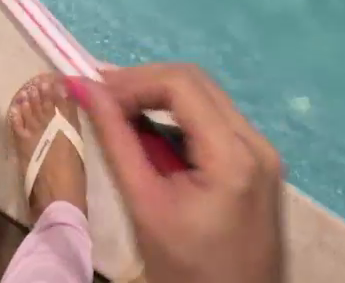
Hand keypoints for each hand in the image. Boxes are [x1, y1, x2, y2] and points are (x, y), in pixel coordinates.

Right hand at [76, 64, 286, 282]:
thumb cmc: (185, 274)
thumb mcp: (143, 205)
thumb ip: (115, 138)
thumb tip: (82, 85)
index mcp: (234, 155)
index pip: (180, 85)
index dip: (132, 80)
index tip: (92, 91)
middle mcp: (257, 144)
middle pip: (195, 83)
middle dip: (143, 83)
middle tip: (100, 96)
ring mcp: (262, 154)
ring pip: (204, 97)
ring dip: (159, 98)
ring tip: (117, 114)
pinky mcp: (257, 166)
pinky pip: (213, 121)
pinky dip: (177, 119)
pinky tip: (148, 137)